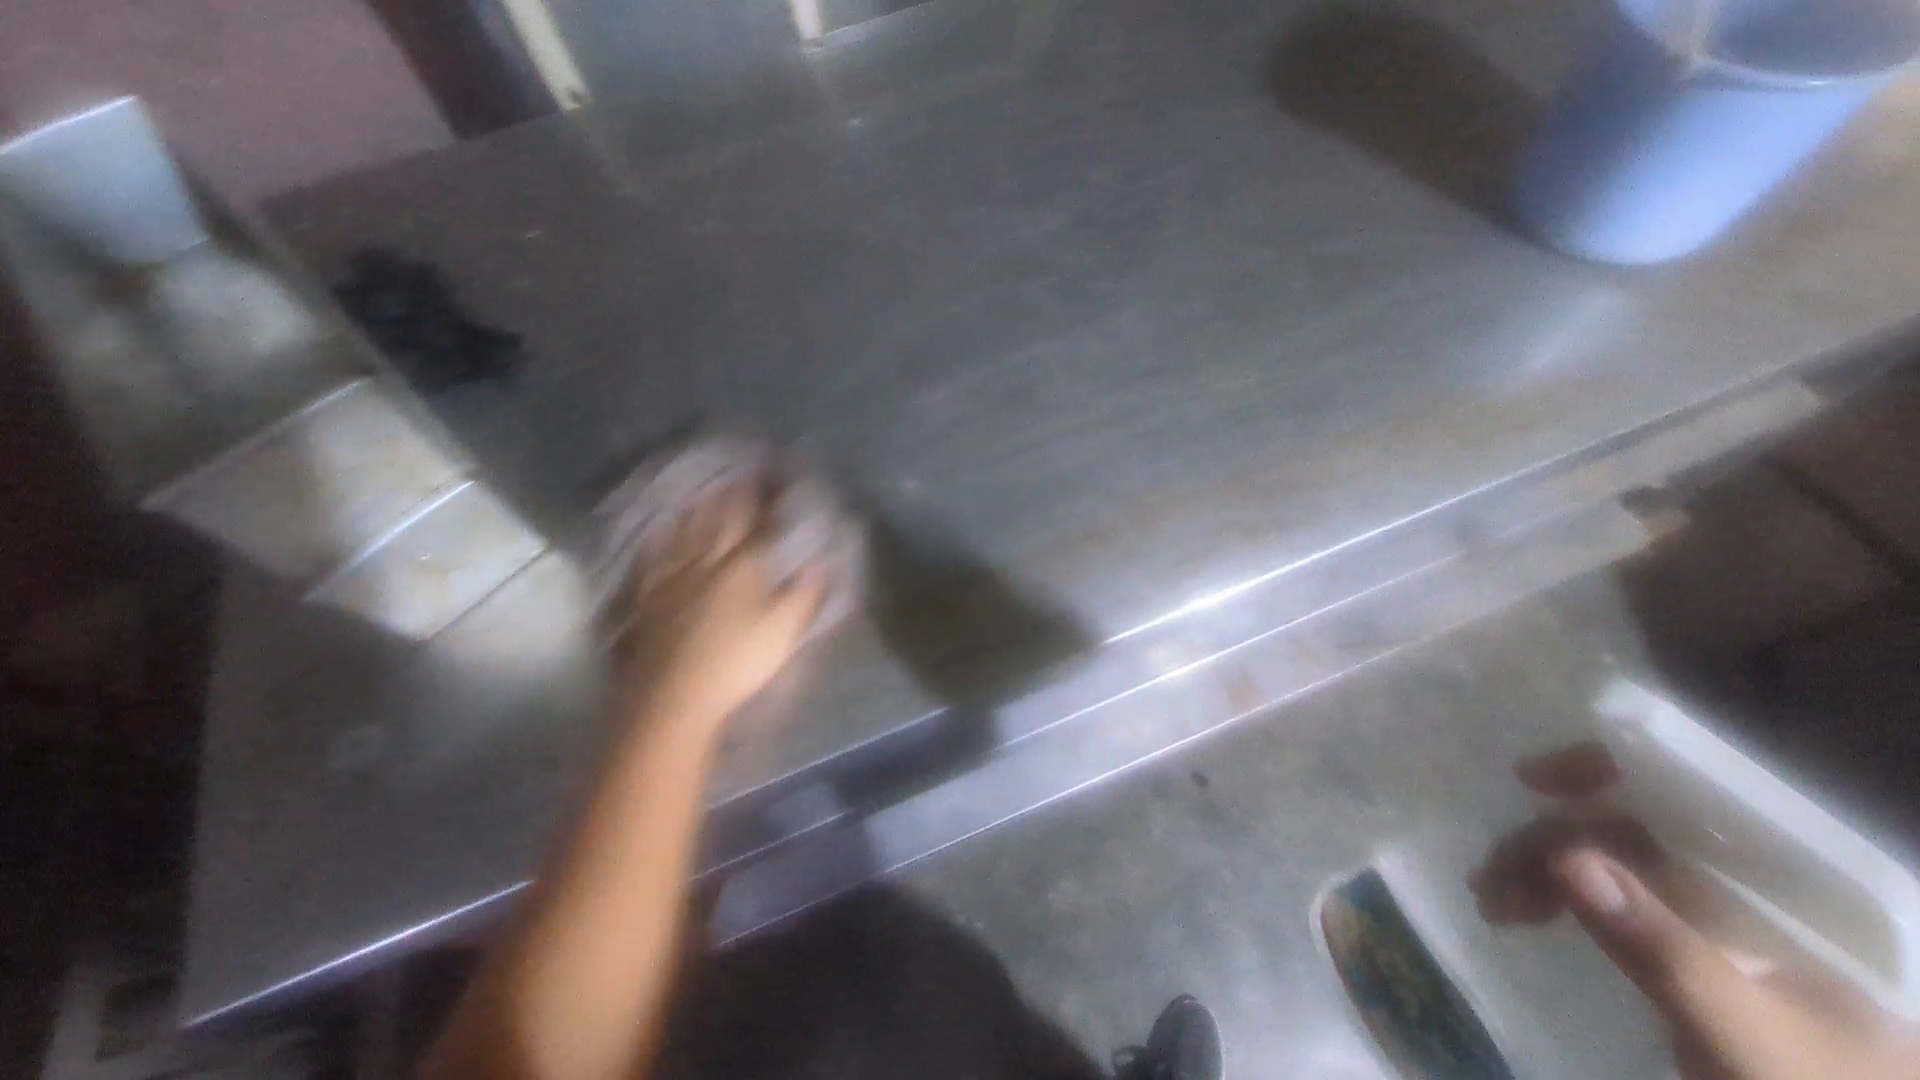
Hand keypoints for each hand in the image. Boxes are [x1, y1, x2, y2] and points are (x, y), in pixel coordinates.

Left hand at [622, 484, 823, 730]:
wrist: (674, 692)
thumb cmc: (737, 659)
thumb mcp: (785, 628)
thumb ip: (804, 592)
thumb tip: (820, 562)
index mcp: (741, 561)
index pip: (752, 514)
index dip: (762, 488)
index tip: (772, 467)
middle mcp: (704, 557)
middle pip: (714, 513)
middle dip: (728, 488)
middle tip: (736, 468)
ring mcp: (671, 573)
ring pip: (683, 527)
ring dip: (695, 504)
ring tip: (701, 486)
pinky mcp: (648, 594)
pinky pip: (654, 554)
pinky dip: (661, 535)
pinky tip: (661, 529)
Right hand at [1476, 744, 1919, 1079]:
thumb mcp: (1743, 1032)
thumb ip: (1666, 953)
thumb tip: (1567, 858)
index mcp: (1790, 880)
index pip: (1690, 791)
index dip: (1609, 772)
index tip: (1533, 780)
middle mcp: (1751, 883)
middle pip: (1631, 828)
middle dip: (1549, 842)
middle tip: (1490, 877)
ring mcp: (1719, 919)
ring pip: (1611, 862)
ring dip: (1538, 871)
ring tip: (1489, 902)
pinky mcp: (1692, 953)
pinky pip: (1611, 902)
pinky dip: (1557, 900)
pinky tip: (1518, 914)